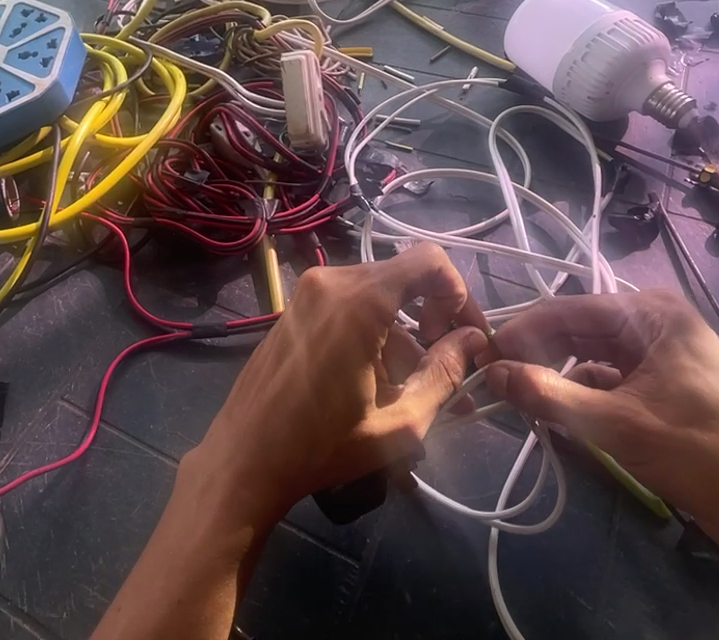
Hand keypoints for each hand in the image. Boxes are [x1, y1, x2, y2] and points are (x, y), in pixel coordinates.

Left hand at [189, 243, 489, 527]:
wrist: (244, 456)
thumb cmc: (320, 447)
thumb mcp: (398, 425)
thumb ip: (444, 375)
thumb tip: (474, 340)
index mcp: (359, 300)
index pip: (429, 260)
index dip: (458, 293)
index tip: (463, 338)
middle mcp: (332, 281)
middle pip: (404, 280)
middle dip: (433, 322)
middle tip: (445, 372)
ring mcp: (308, 292)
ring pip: (378, 297)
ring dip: (402, 338)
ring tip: (409, 396)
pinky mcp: (296, 308)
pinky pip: (349, 306)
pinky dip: (372, 335)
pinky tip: (373, 386)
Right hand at [482, 289, 718, 558]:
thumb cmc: (704, 455)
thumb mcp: (617, 426)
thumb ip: (548, 395)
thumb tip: (492, 373)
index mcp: (651, 313)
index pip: (566, 310)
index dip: (521, 333)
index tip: (484, 357)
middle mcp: (656, 322)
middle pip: (578, 330)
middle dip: (538, 354)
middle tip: (498, 380)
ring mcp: (664, 353)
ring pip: (592, 355)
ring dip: (559, 375)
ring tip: (524, 398)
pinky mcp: (668, 385)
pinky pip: (611, 377)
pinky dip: (583, 393)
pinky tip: (560, 413)